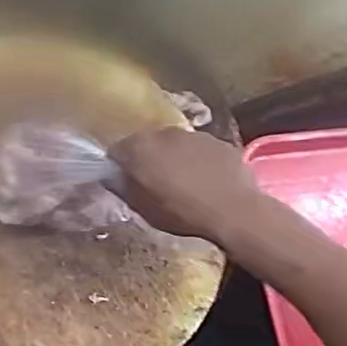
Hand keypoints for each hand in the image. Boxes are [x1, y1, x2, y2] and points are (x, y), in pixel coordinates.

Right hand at [109, 127, 262, 240]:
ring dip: (174, 158)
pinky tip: (206, 182)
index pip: (116, 152)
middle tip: (153, 184)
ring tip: (183, 184)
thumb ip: (122, 187)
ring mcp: (194, 135)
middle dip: (147, 160)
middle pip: (147, 144)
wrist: (234, 211)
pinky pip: (200, 150)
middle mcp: (164, 133)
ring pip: (175, 145)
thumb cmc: (181, 212)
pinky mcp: (219, 142)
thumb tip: (112, 177)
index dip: (119, 167)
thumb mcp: (142, 208)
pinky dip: (198, 161)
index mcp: (139, 147)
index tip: (125, 183)